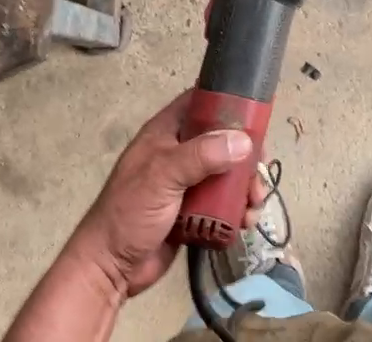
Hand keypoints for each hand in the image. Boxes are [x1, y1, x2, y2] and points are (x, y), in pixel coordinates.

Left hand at [64, 90, 264, 298]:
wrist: (109, 270)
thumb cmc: (129, 212)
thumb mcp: (163, 176)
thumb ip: (202, 155)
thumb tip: (244, 142)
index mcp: (167, 132)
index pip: (201, 101)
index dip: (228, 100)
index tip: (256, 111)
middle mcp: (180, 151)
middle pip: (223, 139)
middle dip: (247, 152)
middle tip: (261, 169)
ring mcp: (188, 182)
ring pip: (228, 172)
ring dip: (246, 184)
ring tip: (255, 202)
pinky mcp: (195, 210)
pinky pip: (224, 201)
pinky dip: (239, 207)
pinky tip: (246, 220)